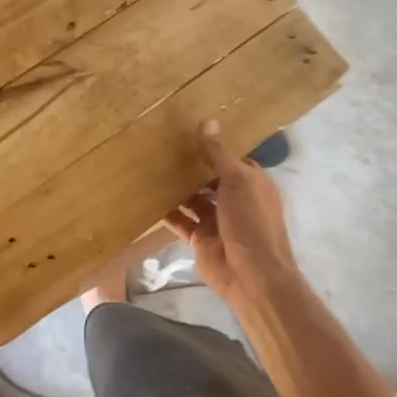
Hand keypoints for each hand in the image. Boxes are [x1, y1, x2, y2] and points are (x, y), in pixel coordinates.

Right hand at [164, 119, 303, 312]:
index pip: (231, 160)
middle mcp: (234, 200)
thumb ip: (219, 154)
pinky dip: (166, 210)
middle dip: (189, 166)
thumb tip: (208, 120)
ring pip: (192, 198)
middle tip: (159, 145)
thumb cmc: (251, 222)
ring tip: (148, 166)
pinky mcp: (198, 237)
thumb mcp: (238, 181)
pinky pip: (179, 219)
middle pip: (209, 178)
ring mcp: (215, 220)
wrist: (251, 275)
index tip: (187, 131)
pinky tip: (145, 196)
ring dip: (175, 186)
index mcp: (251, 184)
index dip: (213, 147)